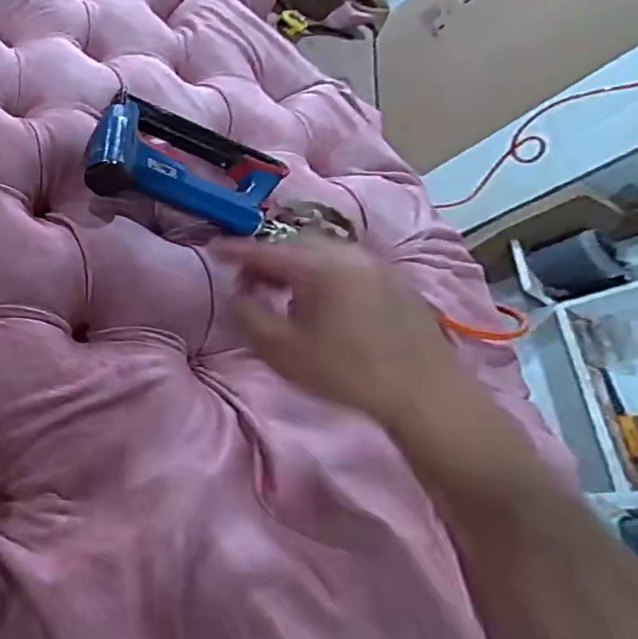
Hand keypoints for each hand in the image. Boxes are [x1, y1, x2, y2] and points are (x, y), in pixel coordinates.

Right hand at [214, 237, 472, 430]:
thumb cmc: (344, 372)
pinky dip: (323, 273)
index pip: (264, 249)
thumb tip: (238, 292)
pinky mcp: (395, 281)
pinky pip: (346, 265)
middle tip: (249, 281)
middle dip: (267, 258)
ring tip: (283, 293)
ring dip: (296, 266)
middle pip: (295, 244)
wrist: (424, 393)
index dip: (234, 249)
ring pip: (323, 253)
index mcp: (317, 265)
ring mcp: (376, 265)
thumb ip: (248, 314)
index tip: (213, 250)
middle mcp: (348, 254)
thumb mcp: (279, 349)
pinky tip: (321, 301)